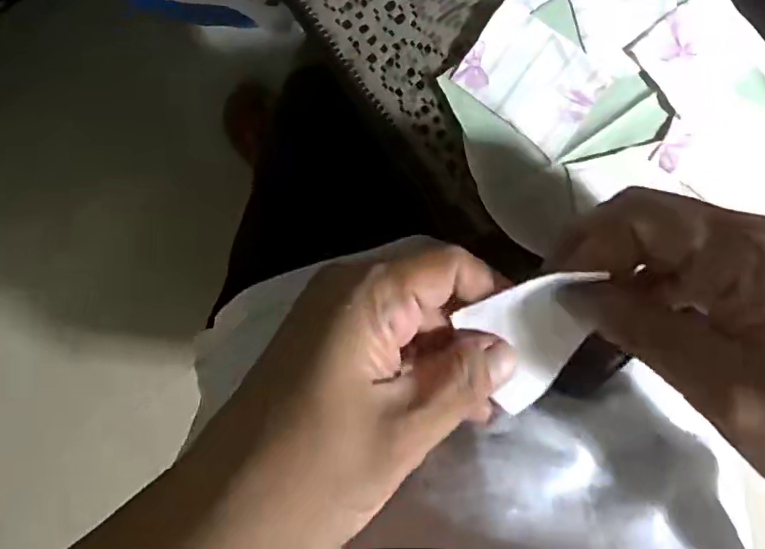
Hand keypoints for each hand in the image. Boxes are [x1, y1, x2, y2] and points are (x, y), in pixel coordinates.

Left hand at [73, 243, 517, 548]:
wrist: (232, 501)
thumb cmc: (318, 463)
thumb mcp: (404, 428)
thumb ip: (461, 379)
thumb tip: (505, 347)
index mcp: (365, 292)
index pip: (446, 263)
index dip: (492, 291)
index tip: (531, 336)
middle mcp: (346, 286)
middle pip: (426, 284)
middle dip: (472, 326)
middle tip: (511, 383)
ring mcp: (330, 312)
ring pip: (407, 312)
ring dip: (446, 348)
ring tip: (483, 403)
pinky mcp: (323, 341)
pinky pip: (383, 332)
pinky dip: (416, 359)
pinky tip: (442, 401)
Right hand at [553, 188, 764, 548]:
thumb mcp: (717, 385)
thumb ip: (636, 325)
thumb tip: (570, 294)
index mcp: (747, 246)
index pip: (638, 215)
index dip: (585, 242)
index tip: (549, 284)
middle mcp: (754, 238)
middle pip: (649, 221)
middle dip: (597, 250)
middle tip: (560, 292)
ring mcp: (764, 264)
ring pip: (665, 245)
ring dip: (621, 270)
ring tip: (586, 308)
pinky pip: (690, 273)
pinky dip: (651, 290)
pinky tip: (631, 320)